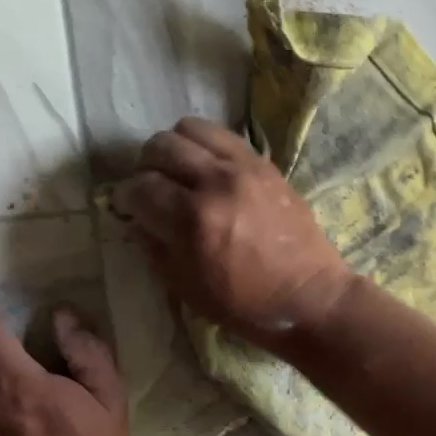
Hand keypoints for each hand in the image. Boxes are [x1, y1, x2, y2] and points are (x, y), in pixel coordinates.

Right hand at [113, 118, 354, 348]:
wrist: (309, 297)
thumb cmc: (245, 306)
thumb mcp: (189, 290)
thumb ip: (156, 249)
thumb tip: (137, 221)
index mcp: (193, 220)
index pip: (141, 188)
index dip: (126, 197)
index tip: (127, 207)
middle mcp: (215, 182)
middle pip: (161, 147)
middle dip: (145, 166)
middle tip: (150, 187)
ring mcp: (243, 167)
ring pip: (191, 128)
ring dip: (175, 147)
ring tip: (178, 171)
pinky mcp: (265, 164)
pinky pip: (223, 136)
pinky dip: (206, 146)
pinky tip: (207, 170)